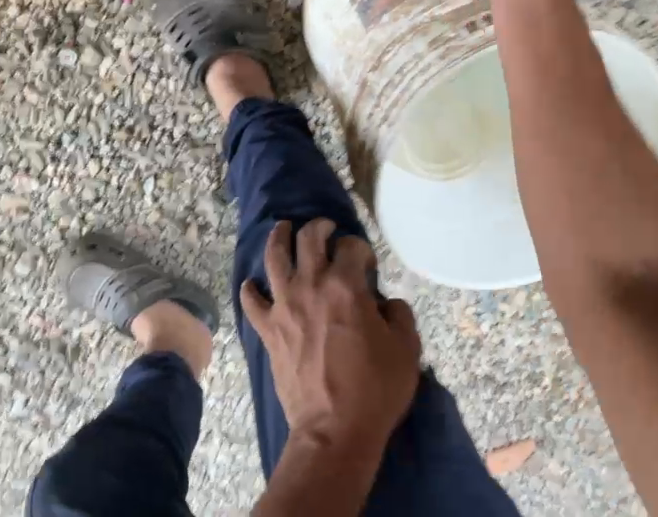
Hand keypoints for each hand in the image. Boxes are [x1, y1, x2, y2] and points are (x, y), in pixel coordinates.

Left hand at [239, 219, 421, 454]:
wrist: (334, 430)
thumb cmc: (375, 390)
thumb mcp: (406, 350)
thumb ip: (400, 315)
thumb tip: (387, 303)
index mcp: (346, 286)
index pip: (351, 246)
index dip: (362, 249)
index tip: (367, 262)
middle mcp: (311, 285)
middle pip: (308, 238)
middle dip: (320, 227)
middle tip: (327, 227)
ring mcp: (284, 305)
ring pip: (274, 256)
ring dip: (280, 237)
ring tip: (283, 228)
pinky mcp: (268, 329)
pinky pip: (251, 300)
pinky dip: (250, 288)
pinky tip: (253, 283)